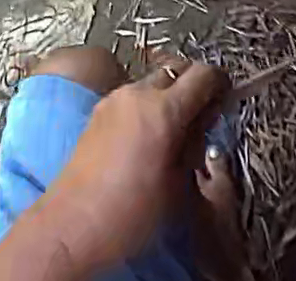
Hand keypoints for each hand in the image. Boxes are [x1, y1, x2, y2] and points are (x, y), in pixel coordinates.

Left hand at [36, 59, 228, 273]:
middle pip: (177, 70)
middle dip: (193, 87)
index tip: (224, 97)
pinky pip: (132, 96)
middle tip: (200, 117)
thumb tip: (201, 125)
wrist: (71, 225)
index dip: (219, 83)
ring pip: (153, 82)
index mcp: (164, 110)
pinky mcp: (99, 109)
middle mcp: (138, 94)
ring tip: (170, 133)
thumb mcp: (177, 185)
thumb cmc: (127, 214)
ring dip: (168, 97)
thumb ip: (194, 145)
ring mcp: (115, 99)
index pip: (203, 74)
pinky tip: (144, 138)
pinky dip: (145, 106)